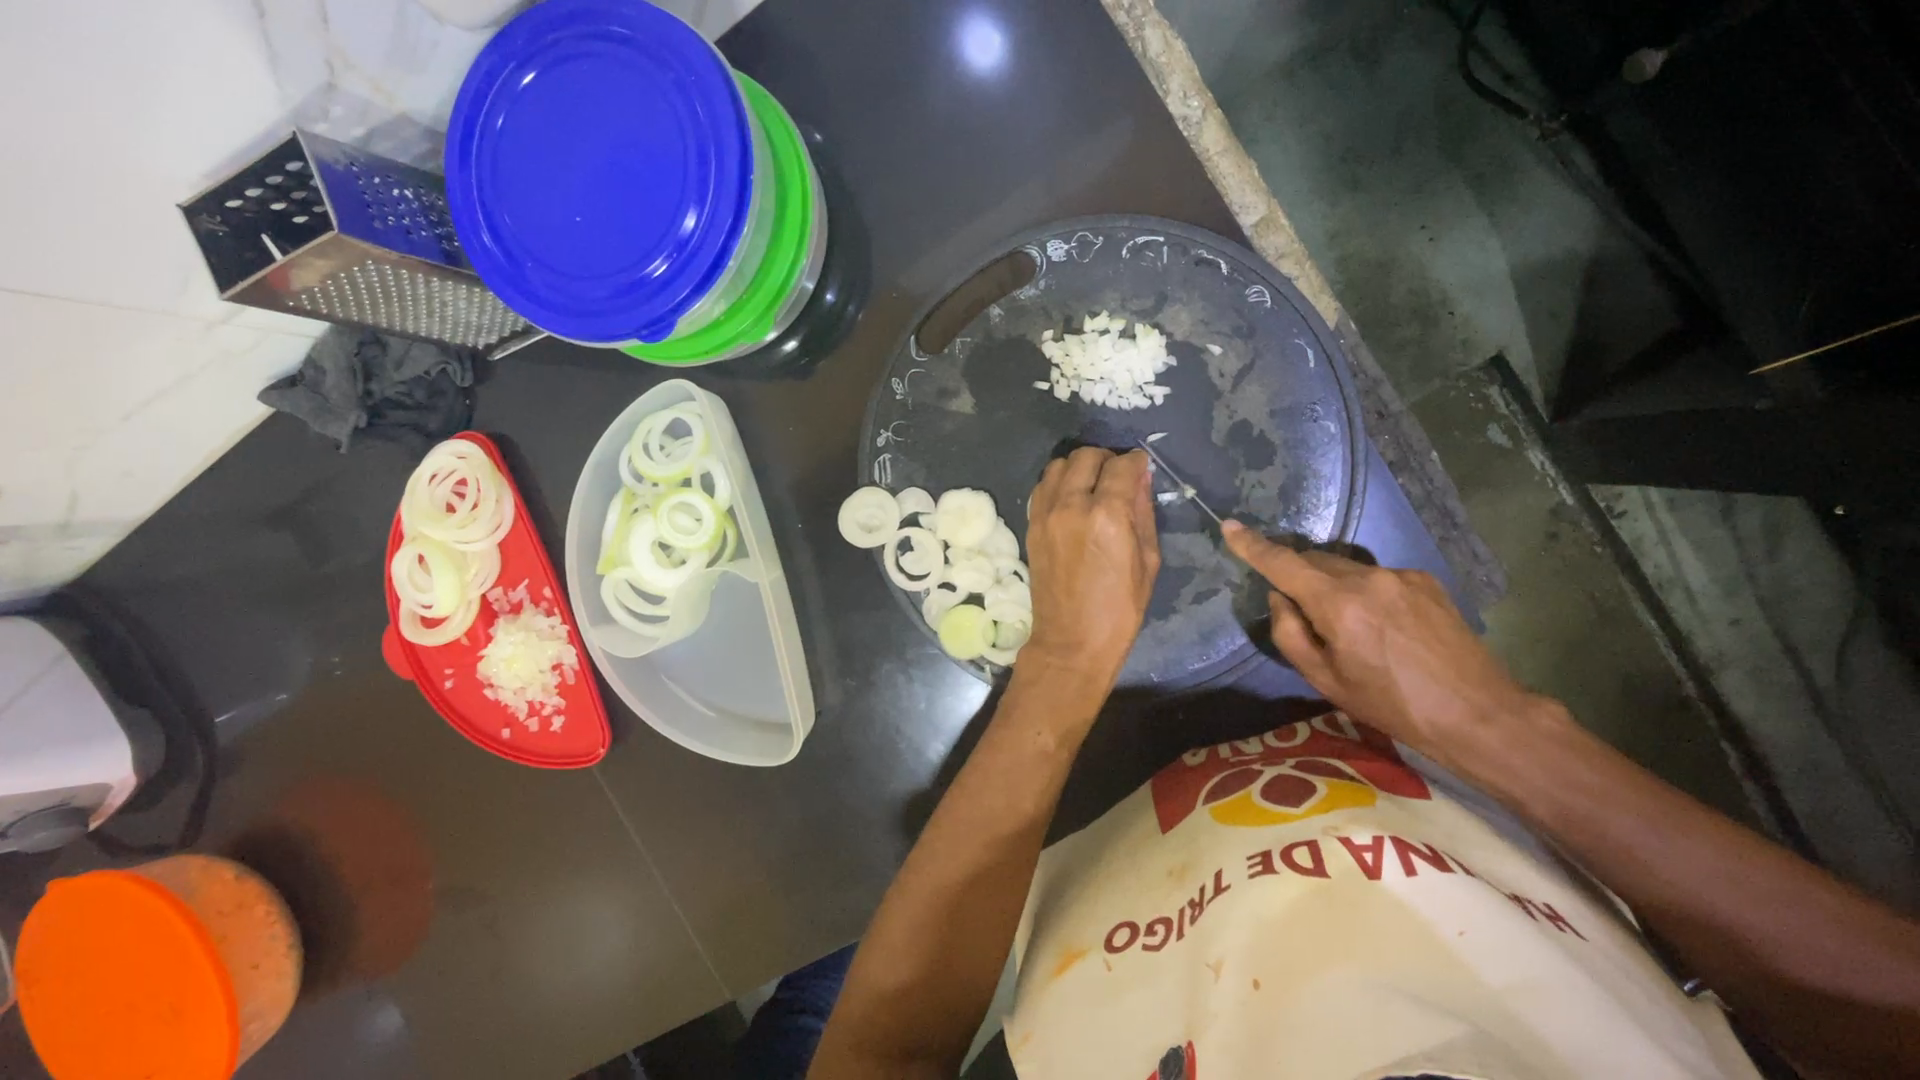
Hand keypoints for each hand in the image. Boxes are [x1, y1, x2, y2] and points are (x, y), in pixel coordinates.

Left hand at [1020, 448, 1160, 694]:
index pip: (1123, 466)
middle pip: (1087, 457)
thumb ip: (1143, 512)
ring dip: (1079, 467)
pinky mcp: (1031, 525)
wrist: (1071, 640)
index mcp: (1108, 516)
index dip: (1137, 462)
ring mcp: (1045, 514)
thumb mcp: (1148, 560)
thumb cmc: (1120, 609)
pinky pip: (1042, 486)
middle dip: (1107, 459)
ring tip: (1092, 484)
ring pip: (1059, 466)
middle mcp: (1072, 505)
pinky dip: (1059, 483)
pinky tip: (1071, 498)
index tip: (1142, 467)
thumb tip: (1141, 478)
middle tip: (1118, 476)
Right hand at [1222, 521, 1535, 756]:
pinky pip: (1378, 578)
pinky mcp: (1425, 580)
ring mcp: (1401, 575)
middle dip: (1298, 576)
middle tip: (1300, 614)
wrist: (1476, 711)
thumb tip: (1280, 598)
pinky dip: (1366, 593)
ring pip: (1347, 569)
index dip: (1252, 546)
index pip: (1283, 564)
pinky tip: (1385, 628)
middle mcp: (1368, 578)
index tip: (1230, 527)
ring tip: (1350, 629)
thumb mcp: (1325, 680)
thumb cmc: (1391, 704)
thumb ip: (1290, 634)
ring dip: (1334, 587)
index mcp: (1338, 605)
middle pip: (1315, 562)